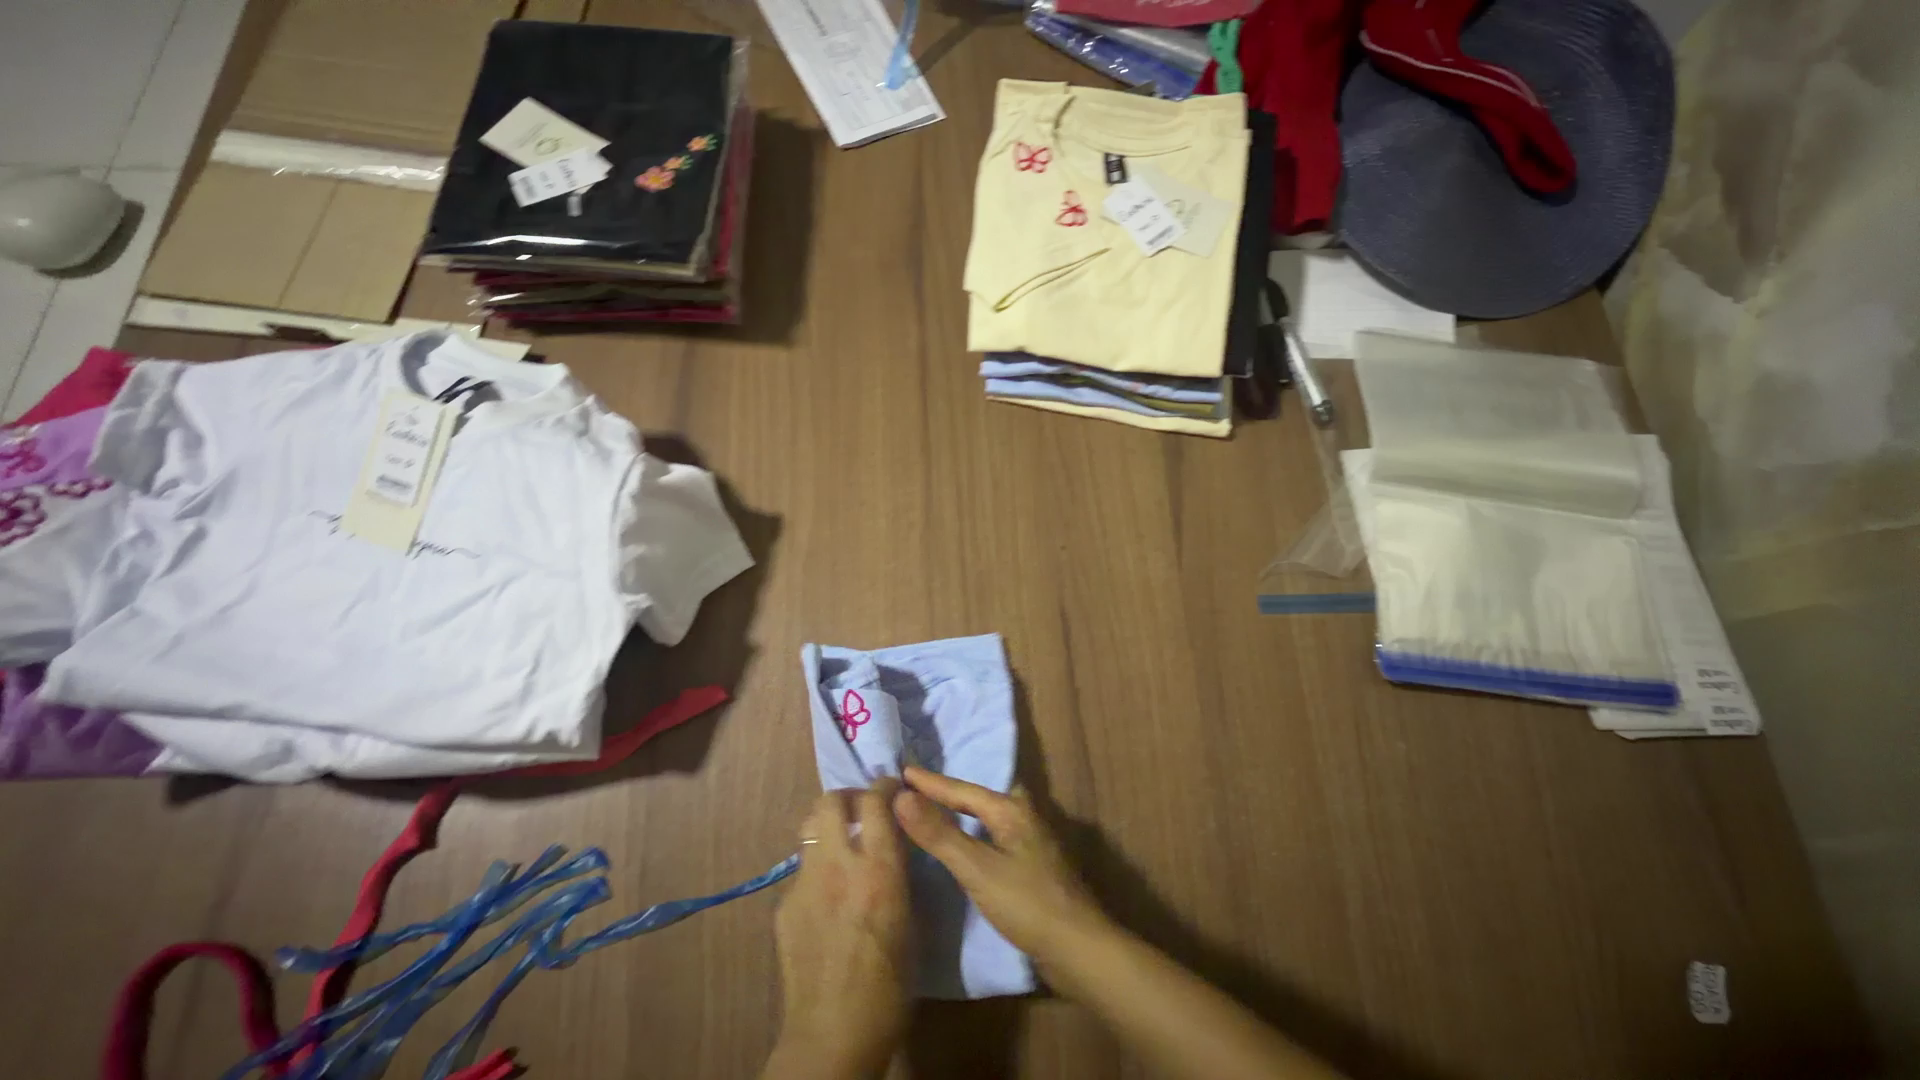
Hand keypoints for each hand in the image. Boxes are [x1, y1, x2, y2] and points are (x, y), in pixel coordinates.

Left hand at [763, 780, 912, 1079]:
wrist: (834, 1032)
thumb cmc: (890, 986)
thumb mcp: (911, 921)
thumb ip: (898, 875)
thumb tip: (893, 849)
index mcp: (879, 870)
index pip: (876, 801)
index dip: (884, 786)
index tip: (891, 788)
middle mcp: (838, 865)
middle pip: (830, 801)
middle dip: (847, 797)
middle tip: (861, 811)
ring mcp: (804, 883)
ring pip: (810, 831)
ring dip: (828, 829)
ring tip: (843, 847)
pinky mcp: (784, 905)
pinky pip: (802, 872)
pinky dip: (818, 870)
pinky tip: (827, 900)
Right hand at [892, 765, 1113, 977]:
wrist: (1079, 949)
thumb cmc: (1027, 904)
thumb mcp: (977, 869)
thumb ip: (940, 833)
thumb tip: (902, 795)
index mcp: (1012, 810)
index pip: (962, 789)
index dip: (930, 783)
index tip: (900, 771)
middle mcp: (1026, 817)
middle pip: (980, 798)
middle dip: (950, 791)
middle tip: (919, 786)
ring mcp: (1034, 843)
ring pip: (990, 818)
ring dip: (962, 813)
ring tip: (935, 811)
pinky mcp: (1034, 867)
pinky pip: (995, 838)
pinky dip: (974, 835)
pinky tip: (966, 847)